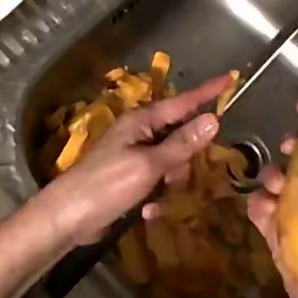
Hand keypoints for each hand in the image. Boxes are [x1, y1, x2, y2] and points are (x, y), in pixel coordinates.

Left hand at [35, 73, 233, 245]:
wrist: (67, 220)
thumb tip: (214, 119)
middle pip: (184, 137)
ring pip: (176, 162)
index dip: (208, 92)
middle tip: (173, 178)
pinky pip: (161, 180)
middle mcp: (142, 133)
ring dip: (170, 184)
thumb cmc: (106, 186)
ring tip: (154, 199)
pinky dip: (158, 196)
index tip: (230, 77)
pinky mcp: (134, 177)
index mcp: (143, 121)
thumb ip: (183, 144)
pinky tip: (147, 211)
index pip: (184, 101)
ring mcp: (138, 155)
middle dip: (184, 161)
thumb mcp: (149, 165)